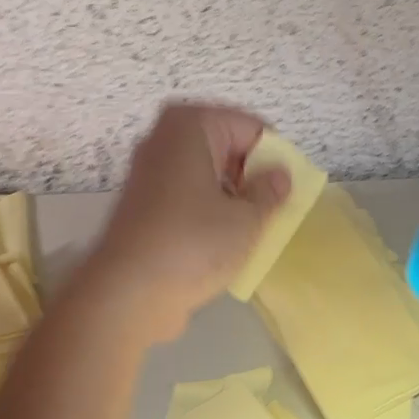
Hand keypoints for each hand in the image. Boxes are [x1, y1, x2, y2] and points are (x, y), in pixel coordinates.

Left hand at [76, 103, 291, 333]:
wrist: (130, 292)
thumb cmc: (193, 246)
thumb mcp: (245, 220)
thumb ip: (269, 193)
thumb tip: (279, 176)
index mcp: (190, 125)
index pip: (250, 128)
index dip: (274, 160)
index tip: (287, 193)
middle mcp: (164, 139)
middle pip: (226, 149)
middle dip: (251, 179)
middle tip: (270, 215)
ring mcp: (149, 174)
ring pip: (206, 178)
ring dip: (231, 202)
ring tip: (248, 235)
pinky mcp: (143, 208)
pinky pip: (188, 201)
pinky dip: (207, 216)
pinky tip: (220, 247)